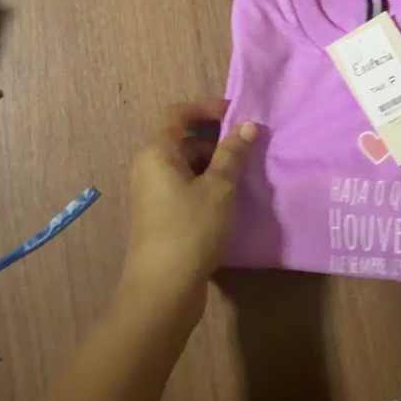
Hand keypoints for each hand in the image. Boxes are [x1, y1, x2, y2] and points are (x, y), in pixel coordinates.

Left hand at [119, 100, 257, 310]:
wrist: (163, 291)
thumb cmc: (190, 229)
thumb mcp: (219, 187)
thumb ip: (233, 153)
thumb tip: (247, 126)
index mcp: (157, 152)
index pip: (178, 113)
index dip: (206, 109)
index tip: (237, 115)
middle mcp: (150, 168)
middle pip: (183, 139)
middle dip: (217, 138)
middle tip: (250, 145)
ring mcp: (154, 194)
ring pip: (188, 165)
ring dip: (216, 164)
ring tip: (247, 172)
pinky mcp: (163, 217)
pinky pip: (187, 187)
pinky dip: (208, 185)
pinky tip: (233, 198)